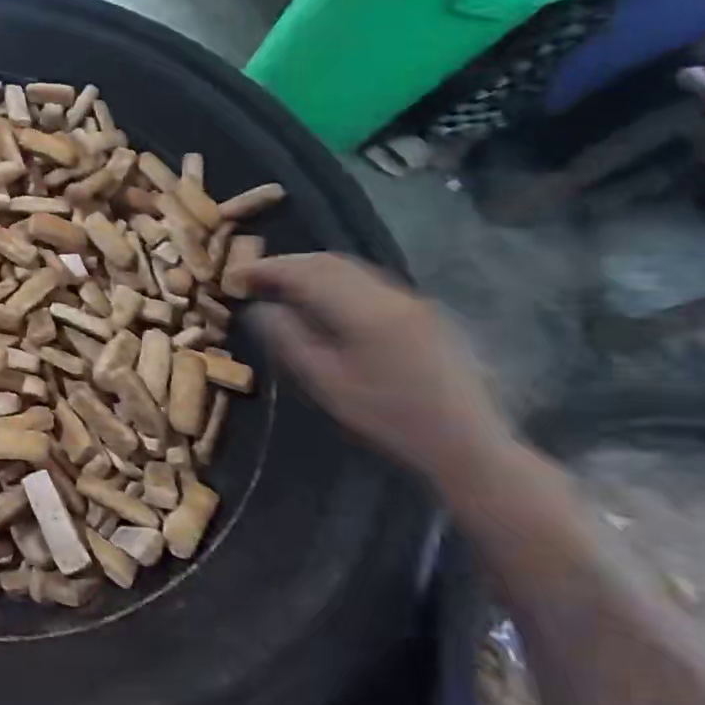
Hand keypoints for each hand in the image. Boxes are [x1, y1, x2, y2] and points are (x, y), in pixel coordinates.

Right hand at [238, 254, 514, 483]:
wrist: (467, 443)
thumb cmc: (390, 420)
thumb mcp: (328, 386)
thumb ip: (290, 341)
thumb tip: (258, 309)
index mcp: (366, 313)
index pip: (307, 274)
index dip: (268, 269)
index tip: (237, 275)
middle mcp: (390, 295)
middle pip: (330, 262)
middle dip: (288, 264)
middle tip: (254, 276)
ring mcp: (411, 300)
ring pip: (351, 268)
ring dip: (312, 269)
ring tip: (281, 284)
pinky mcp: (422, 310)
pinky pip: (368, 281)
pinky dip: (335, 280)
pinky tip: (322, 298)